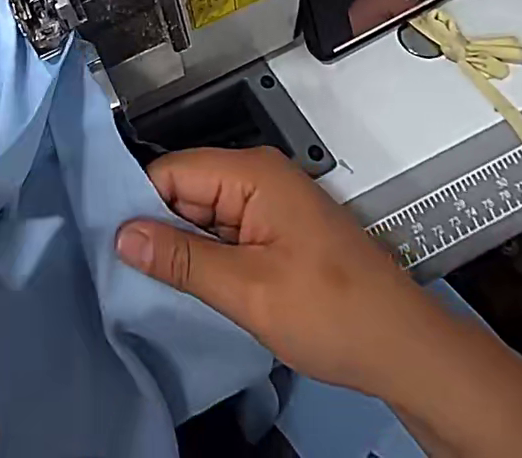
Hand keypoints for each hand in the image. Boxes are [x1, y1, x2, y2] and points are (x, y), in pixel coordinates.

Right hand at [113, 146, 421, 395]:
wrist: (406, 350)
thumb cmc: (335, 313)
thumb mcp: (247, 289)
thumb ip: (181, 258)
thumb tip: (123, 234)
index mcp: (252, 173)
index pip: (173, 170)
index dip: (142, 203)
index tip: (115, 241)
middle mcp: (258, 176)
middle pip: (185, 189)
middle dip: (162, 227)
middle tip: (133, 270)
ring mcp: (268, 202)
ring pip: (201, 213)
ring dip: (184, 245)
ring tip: (161, 282)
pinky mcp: (274, 227)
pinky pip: (223, 230)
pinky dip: (207, 255)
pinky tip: (195, 283)